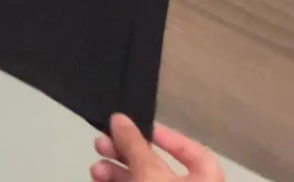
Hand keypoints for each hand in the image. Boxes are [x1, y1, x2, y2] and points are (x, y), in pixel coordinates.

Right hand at [90, 115, 223, 181]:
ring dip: (114, 168)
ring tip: (96, 168)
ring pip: (140, 179)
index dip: (169, 138)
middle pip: (158, 165)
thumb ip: (134, 145)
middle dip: (126, 151)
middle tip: (102, 142)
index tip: (138, 129)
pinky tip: (97, 178)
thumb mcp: (149, 175)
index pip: (197, 155)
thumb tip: (119, 118)